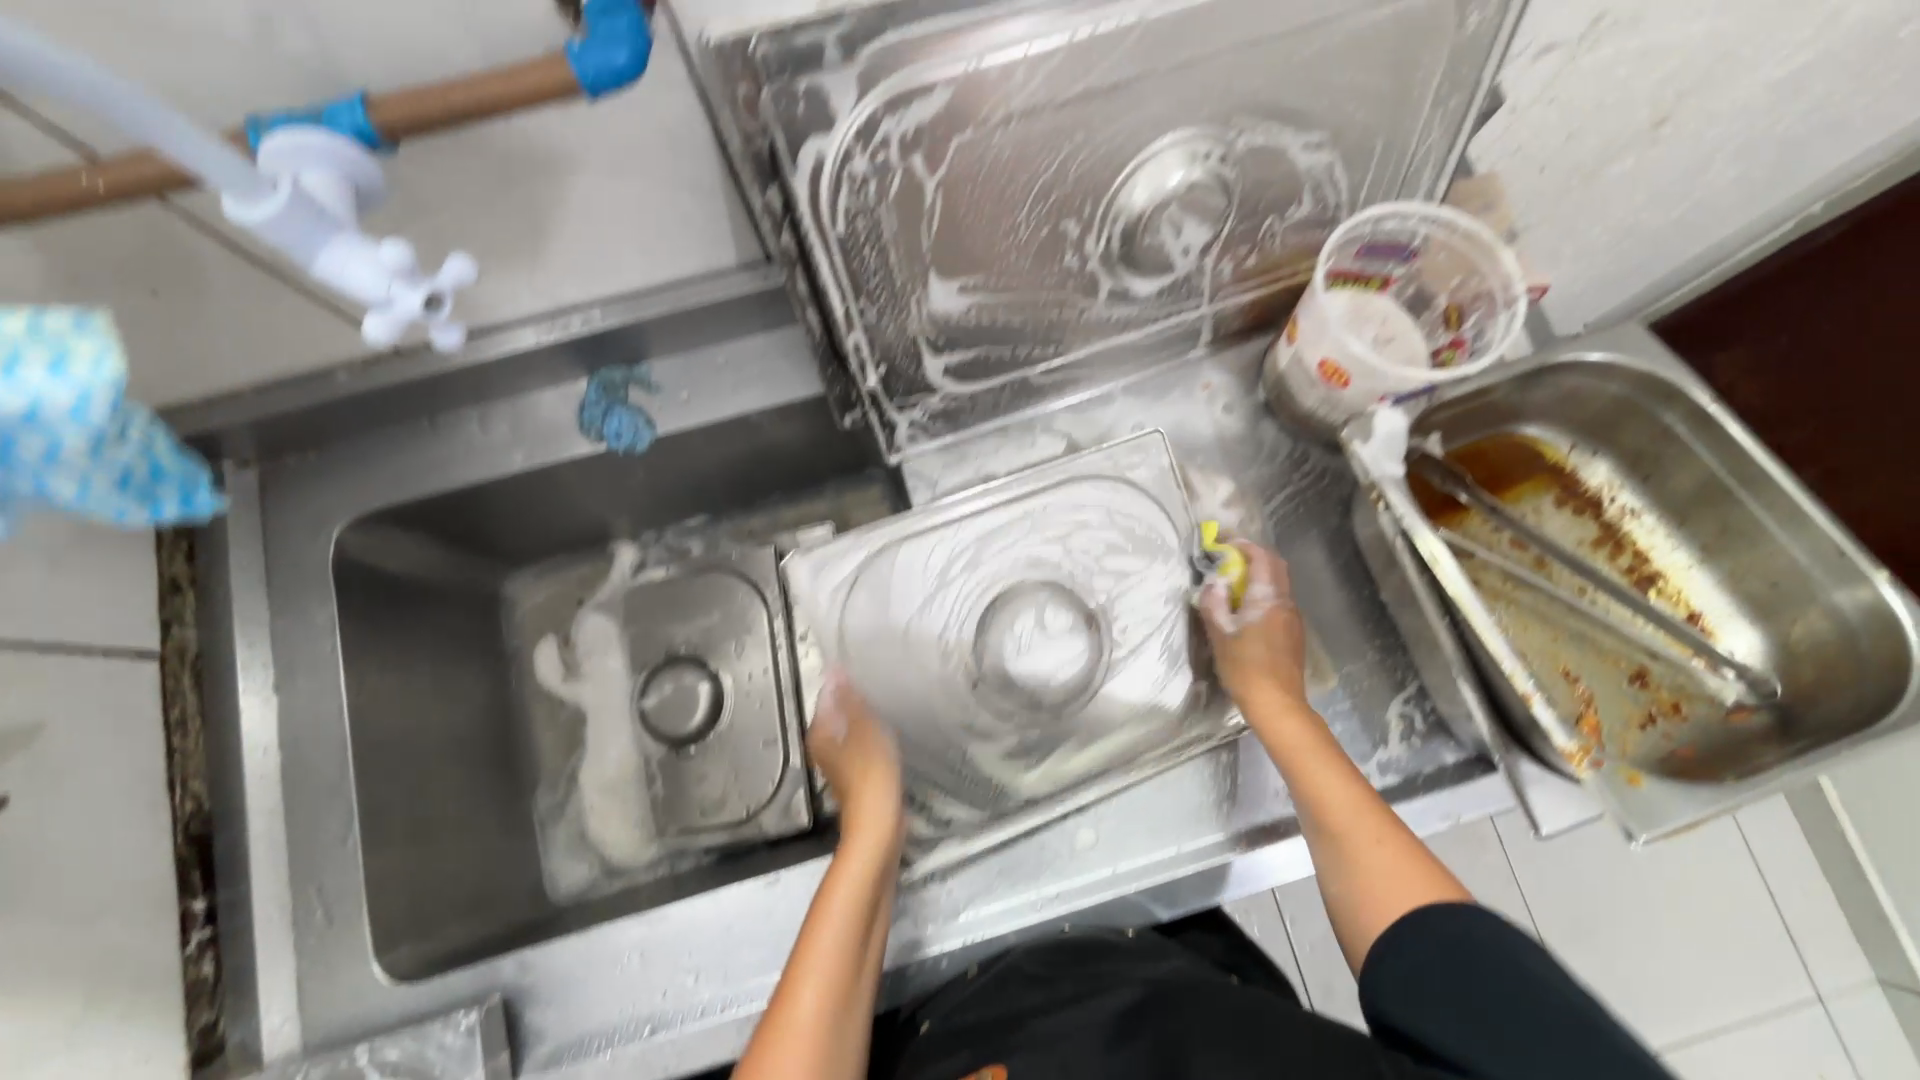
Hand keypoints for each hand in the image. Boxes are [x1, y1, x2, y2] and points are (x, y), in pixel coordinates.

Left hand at [808, 669, 904, 852]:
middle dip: (855, 700)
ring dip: (864, 719)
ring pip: (849, 731)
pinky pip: (861, 747)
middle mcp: (822, 747)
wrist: (880, 823)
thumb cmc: (871, 772)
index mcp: (819, 733)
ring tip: (886, 704)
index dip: (845, 683)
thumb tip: (833, 669)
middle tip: (879, 683)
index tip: (867, 671)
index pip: (828, 697)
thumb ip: (850, 699)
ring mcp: (838, 764)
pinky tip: (888, 733)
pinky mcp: (855, 776)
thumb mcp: (864, 728)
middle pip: (837, 714)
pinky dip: (871, 737)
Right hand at [1198, 541, 1311, 715]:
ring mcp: (1293, 618)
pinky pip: (1279, 603)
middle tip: (1230, 560)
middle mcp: (1285, 602)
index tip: (1224, 544)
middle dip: (1254, 557)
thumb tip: (1214, 582)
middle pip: (1276, 567)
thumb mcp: (1219, 634)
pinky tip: (1247, 612)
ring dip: (1259, 577)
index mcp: (1267, 598)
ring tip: (1235, 586)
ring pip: (1278, 585)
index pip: (1262, 557)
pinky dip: (1263, 596)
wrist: (1277, 704)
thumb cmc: (1244, 668)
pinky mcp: (1294, 633)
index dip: (1244, 545)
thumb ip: (1214, 603)